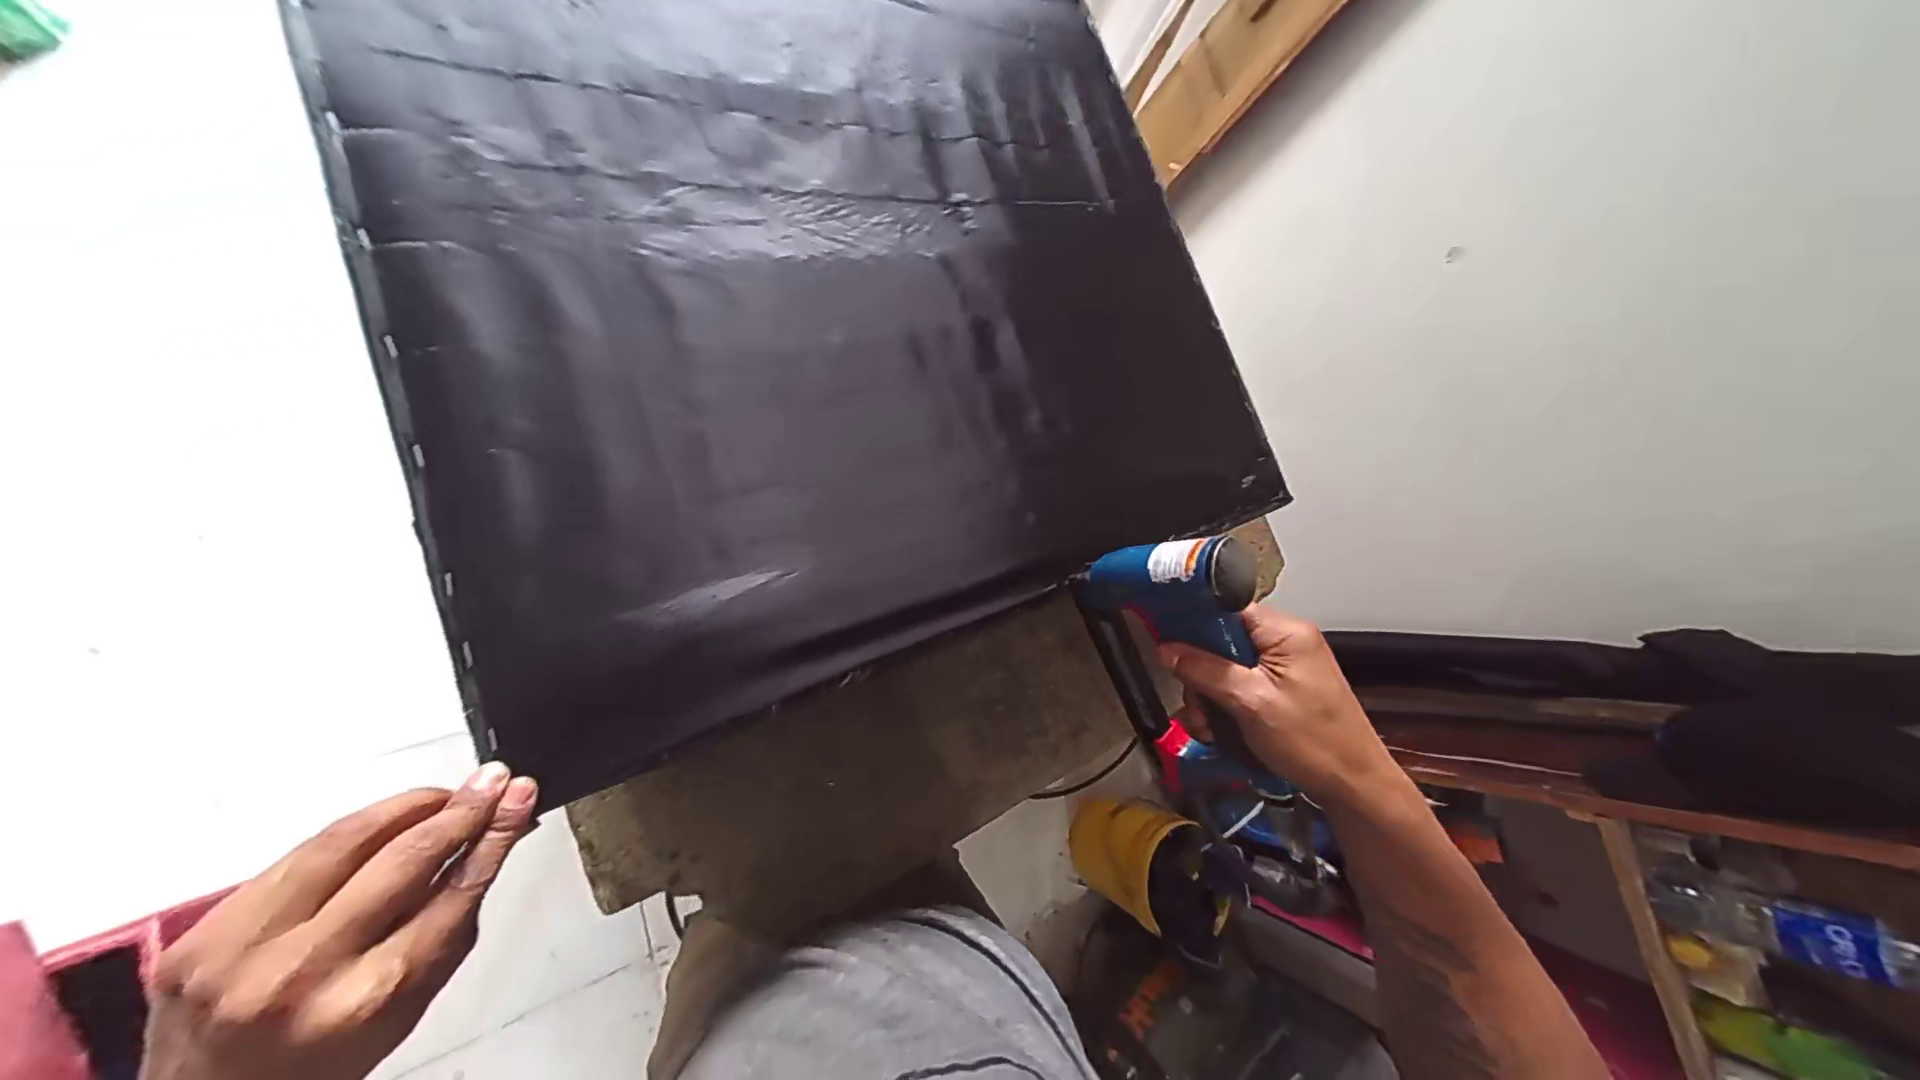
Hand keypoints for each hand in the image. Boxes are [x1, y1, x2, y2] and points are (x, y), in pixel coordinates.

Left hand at [140, 764, 538, 1079]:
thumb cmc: (325, 1058)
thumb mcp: (413, 997)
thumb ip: (451, 915)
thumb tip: (493, 836)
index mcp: (367, 997)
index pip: (454, 890)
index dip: (495, 833)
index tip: (519, 796)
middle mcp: (301, 973)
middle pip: (405, 858)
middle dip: (460, 810)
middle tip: (494, 781)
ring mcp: (241, 952)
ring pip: (346, 840)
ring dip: (410, 805)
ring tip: (447, 794)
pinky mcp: (203, 934)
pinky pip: (296, 854)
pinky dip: (355, 827)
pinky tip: (389, 818)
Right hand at [1159, 605, 1404, 811]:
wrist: (1355, 788)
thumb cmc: (1311, 741)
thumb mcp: (1250, 702)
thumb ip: (1204, 670)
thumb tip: (1164, 649)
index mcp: (1285, 631)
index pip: (1226, 607)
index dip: (1192, 622)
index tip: (1166, 642)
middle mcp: (1284, 640)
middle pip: (1221, 639)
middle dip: (1199, 673)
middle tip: (1196, 706)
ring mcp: (1283, 666)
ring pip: (1224, 665)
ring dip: (1208, 695)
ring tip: (1207, 726)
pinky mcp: (1279, 688)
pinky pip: (1238, 684)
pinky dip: (1223, 705)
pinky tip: (1217, 730)